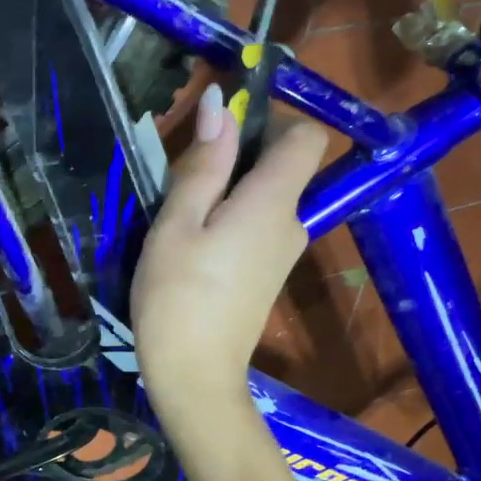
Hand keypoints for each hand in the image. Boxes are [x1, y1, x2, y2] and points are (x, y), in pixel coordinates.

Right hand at [132, 83, 327, 425]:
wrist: (194, 376)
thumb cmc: (177, 298)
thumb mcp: (176, 227)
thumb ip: (202, 166)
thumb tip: (220, 104)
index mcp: (273, 202)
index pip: (305, 135)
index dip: (270, 123)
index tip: (222, 139)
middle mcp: (292, 222)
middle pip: (283, 168)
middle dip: (238, 163)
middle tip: (183, 188)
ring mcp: (283, 253)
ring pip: (265, 201)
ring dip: (228, 198)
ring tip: (179, 226)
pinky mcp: (268, 277)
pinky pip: (257, 231)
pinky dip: (230, 227)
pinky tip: (192, 255)